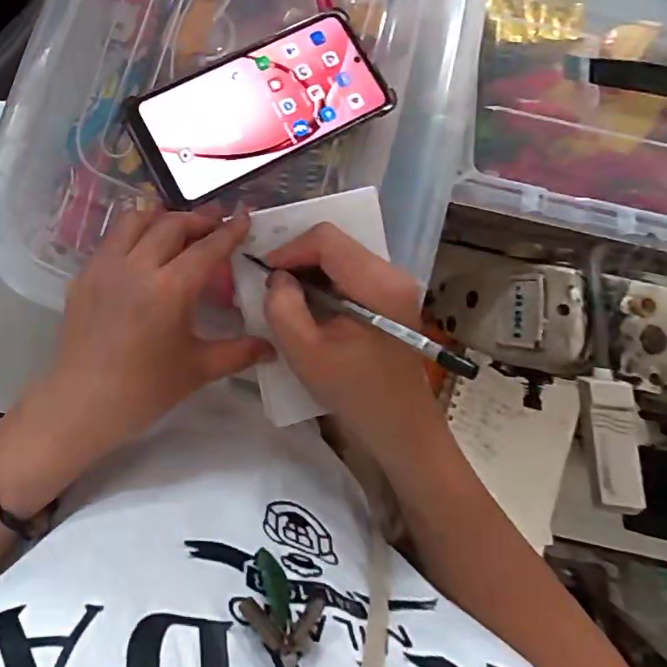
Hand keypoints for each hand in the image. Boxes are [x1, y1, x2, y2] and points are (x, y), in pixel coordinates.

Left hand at [22, 209, 270, 461]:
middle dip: (198, 219)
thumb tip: (271, 347)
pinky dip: (133, 235)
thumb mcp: (198, 370)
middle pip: (171, 225)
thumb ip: (238, 352)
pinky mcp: (84, 275)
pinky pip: (112, 240)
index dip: (229, 231)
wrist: (82, 403)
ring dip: (161, 218)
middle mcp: (136, 266)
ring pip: (135, 221)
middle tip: (215, 222)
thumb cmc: (144, 390)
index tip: (243, 217)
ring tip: (177, 227)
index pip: (206, 248)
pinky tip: (141, 251)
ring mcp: (105, 267)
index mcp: (170, 288)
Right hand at [262, 222, 443, 459]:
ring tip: (285, 294)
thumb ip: (283, 307)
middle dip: (297, 257)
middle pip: (334, 242)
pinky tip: (308, 304)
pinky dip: (322, 279)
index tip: (264, 273)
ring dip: (308, 268)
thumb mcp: (305, 353)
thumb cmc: (354, 392)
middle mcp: (392, 274)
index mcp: (377, 284)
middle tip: (271, 284)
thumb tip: (278, 277)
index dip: (289, 249)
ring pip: (340, 254)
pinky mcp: (390, 295)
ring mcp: (394, 283)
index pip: (326, 239)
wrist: (401, 427)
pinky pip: (349, 270)